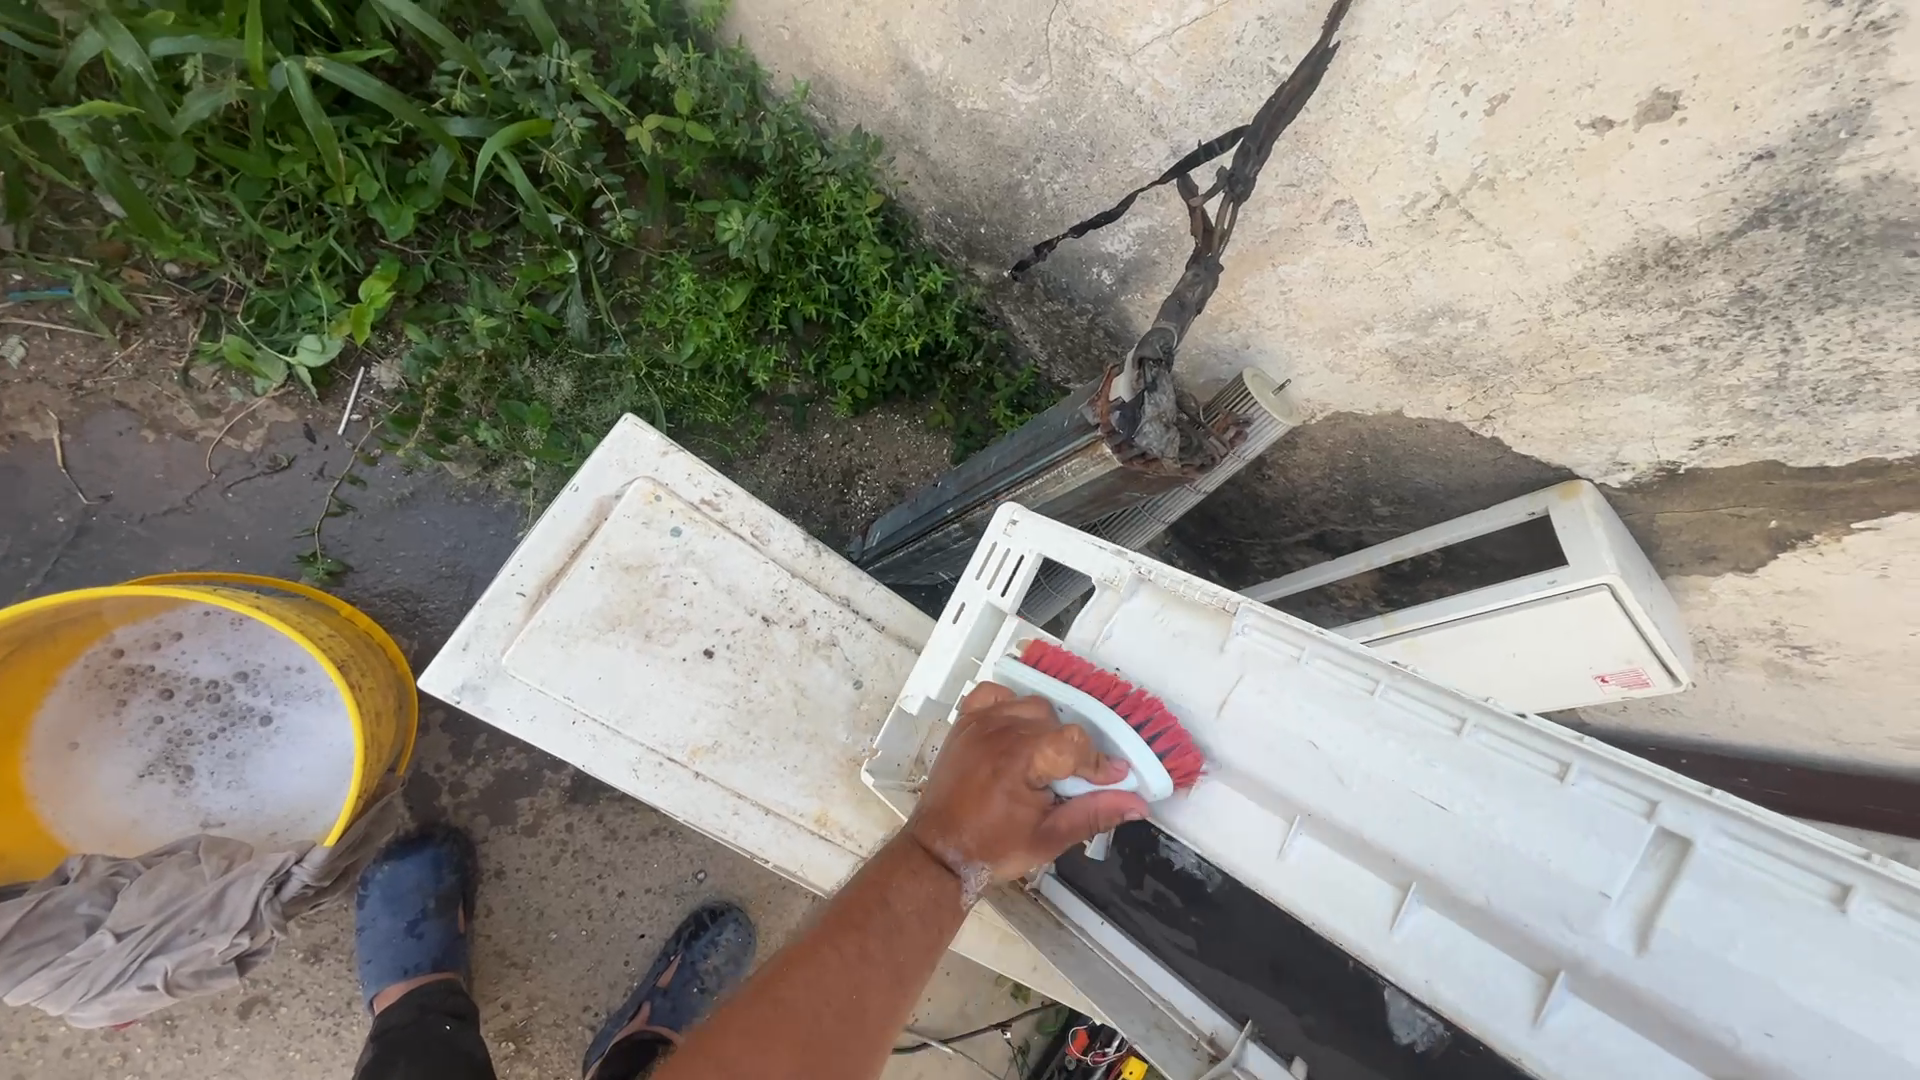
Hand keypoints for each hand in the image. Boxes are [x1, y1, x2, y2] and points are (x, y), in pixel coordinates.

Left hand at [907, 682, 1149, 889]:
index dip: (1097, 762)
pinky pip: (995, 695)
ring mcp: (980, 722)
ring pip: (1031, 705)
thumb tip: (1136, 803)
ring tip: (1045, 761)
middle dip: (1072, 750)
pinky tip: (1018, 730)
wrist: (941, 850)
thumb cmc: (992, 848)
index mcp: (1019, 759)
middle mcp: (999, 732)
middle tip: (1072, 780)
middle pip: (1056, 721)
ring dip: (1046, 727)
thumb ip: (1094, 814)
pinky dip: (1011, 705)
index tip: (1111, 778)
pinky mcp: (966, 722)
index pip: (1075, 742)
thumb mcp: (1050, 838)